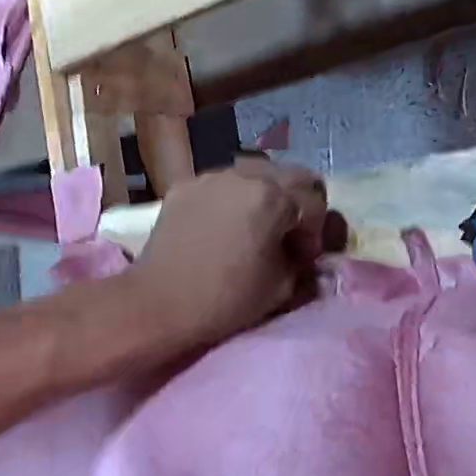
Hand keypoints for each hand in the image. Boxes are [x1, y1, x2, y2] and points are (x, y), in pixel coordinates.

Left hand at [125, 158, 332, 346]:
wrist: (159, 302)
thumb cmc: (226, 298)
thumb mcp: (282, 287)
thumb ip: (302, 260)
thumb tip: (300, 250)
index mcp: (273, 196)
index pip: (315, 202)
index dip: (315, 232)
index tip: (303, 256)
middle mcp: (245, 175)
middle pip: (290, 176)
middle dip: (297, 204)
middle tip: (287, 234)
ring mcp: (212, 176)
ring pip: (255, 173)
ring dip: (264, 195)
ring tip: (253, 226)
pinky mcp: (185, 184)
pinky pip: (221, 184)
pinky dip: (231, 199)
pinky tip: (220, 225)